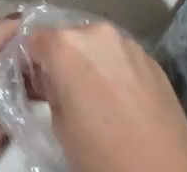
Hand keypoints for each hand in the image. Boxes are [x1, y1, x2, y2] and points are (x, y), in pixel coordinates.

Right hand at [26, 23, 186, 171]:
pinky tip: (123, 99)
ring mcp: (128, 43)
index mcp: (66, 46)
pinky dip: (116, 69)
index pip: (35, 39)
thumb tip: (53, 79)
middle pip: (68, 37)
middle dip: (64, 59)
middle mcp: (96, 33)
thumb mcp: (60, 126)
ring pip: (97, 44)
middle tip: (70, 93)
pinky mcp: (152, 59)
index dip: (34, 61)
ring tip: (101, 96)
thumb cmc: (103, 153)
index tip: (40, 83)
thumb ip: (51, 90)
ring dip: (92, 62)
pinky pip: (122, 56)